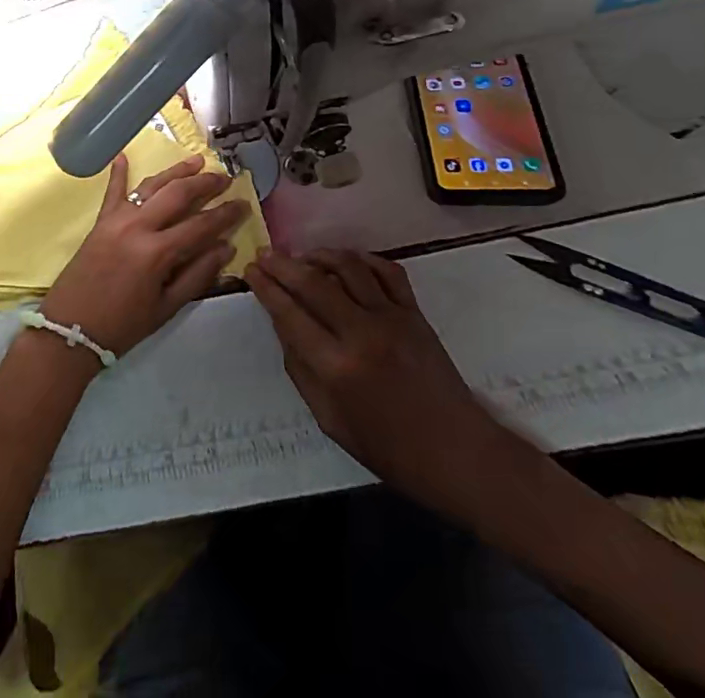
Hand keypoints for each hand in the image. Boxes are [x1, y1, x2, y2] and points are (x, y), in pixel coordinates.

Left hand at [41, 153, 247, 356]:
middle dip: (205, 184)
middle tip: (225, 178)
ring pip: (150, 187)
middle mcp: (138, 227)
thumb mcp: (167, 307)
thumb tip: (226, 248)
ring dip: (175, 172)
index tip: (245, 204)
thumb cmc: (123, 325)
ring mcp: (115, 221)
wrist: (70, 330)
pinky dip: (118, 174)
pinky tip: (123, 156)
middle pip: (178, 195)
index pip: (202, 225)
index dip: (227, 214)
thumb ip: (198, 275)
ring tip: (196, 161)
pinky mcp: (99, 223)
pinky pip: (112, 193)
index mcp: (157, 252)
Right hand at [245, 249, 510, 518]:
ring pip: (350, 269)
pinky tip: (348, 261)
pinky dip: (364, 260)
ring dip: (321, 255)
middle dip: (284, 265)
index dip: (266, 289)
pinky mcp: (416, 313)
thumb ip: (302, 370)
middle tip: (266, 254)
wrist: (454, 450)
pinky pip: (388, 272)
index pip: (290, 314)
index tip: (251, 271)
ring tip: (303, 255)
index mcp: (336, 366)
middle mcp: (362, 333)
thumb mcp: (329, 419)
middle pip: (314, 284)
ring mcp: (393, 318)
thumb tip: (283, 326)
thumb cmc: (385, 446)